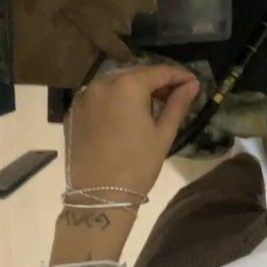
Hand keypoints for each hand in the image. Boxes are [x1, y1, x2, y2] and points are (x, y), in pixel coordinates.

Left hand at [65, 63, 200, 196]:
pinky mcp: (74, 112)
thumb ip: (177, 104)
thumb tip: (191, 85)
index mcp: (128, 86)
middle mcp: (102, 83)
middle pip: (135, 74)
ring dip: (135, 89)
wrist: (98, 195)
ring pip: (115, 83)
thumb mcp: (163, 134)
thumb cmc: (138, 165)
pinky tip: (126, 116)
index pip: (158, 72)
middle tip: (174, 94)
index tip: (192, 83)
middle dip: (156, 81)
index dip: (178, 75)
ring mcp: (84, 97)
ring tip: (151, 106)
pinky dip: (115, 99)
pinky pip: (99, 97)